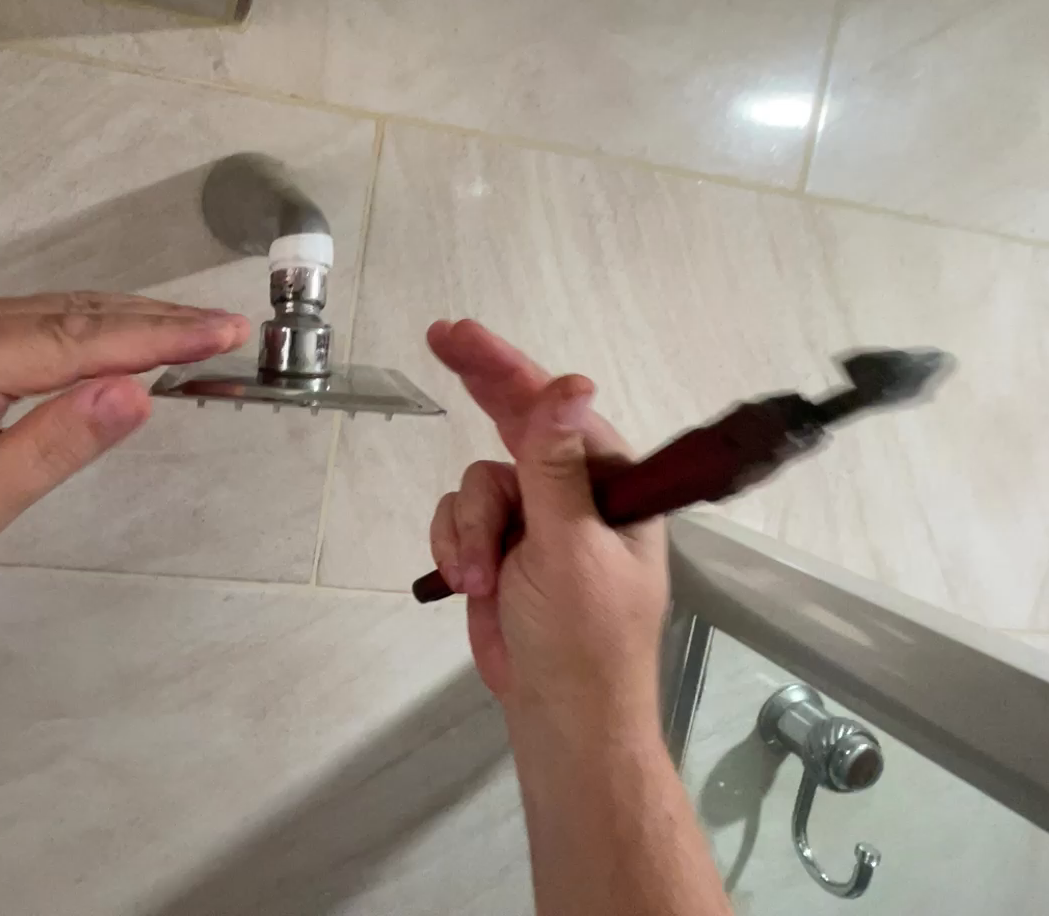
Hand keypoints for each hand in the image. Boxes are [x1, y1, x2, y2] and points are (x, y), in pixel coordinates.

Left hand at [0, 292, 248, 588]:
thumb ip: (53, 447)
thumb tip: (133, 394)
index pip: (71, 340)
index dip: (152, 337)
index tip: (219, 332)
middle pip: (74, 314)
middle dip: (157, 322)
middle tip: (227, 328)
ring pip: (65, 309)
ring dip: (136, 320)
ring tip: (200, 331)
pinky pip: (47, 317)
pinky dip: (103, 326)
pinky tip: (139, 333)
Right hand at [426, 320, 668, 730]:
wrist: (556, 714)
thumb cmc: (583, 638)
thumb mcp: (569, 548)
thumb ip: (556, 466)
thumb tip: (568, 384)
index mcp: (609, 484)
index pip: (555, 408)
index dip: (506, 366)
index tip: (459, 335)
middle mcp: (570, 490)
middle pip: (515, 421)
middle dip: (478, 385)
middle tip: (439, 337)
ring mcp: (530, 517)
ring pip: (473, 484)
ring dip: (467, 529)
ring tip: (479, 578)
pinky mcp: (496, 545)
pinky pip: (456, 518)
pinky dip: (453, 546)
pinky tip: (466, 582)